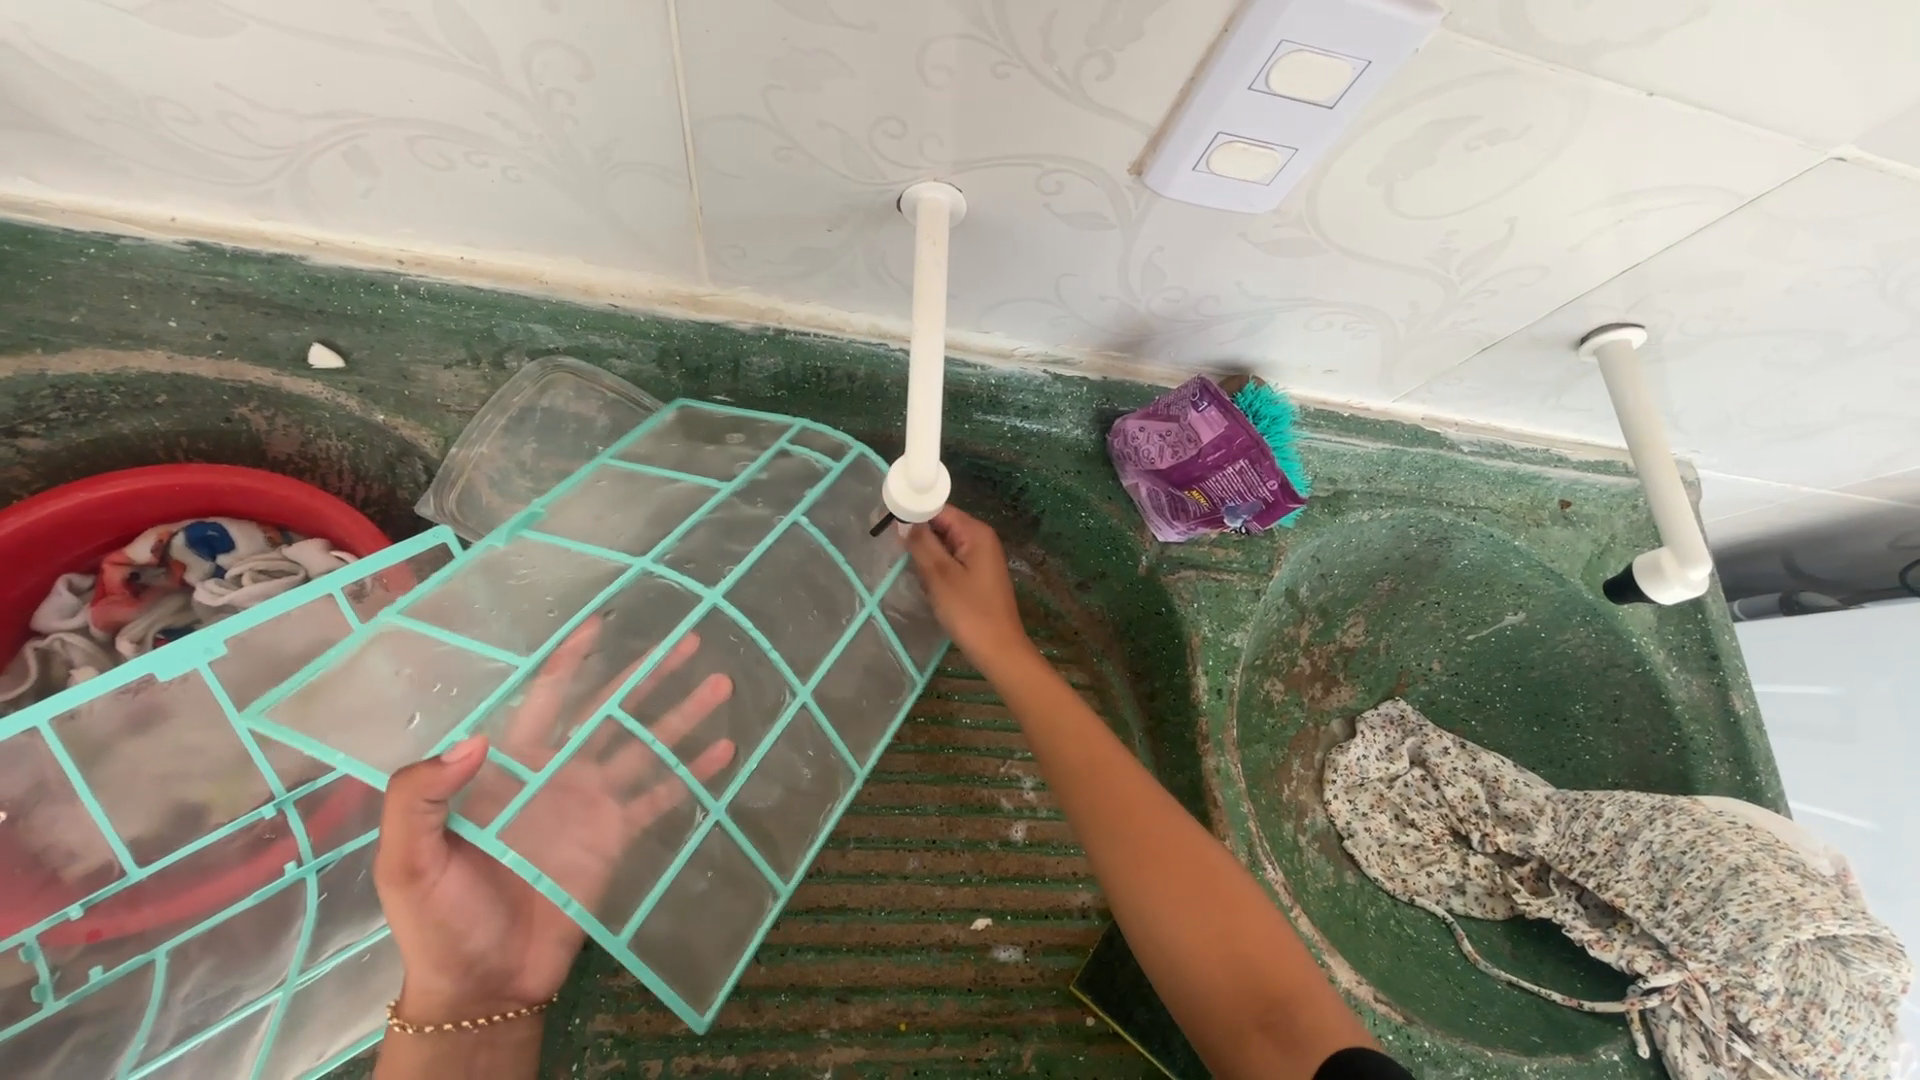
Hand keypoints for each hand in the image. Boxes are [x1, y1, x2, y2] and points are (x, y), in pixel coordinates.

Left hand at [374, 617, 735, 1024]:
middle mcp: (558, 774)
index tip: (601, 624)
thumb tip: (477, 737)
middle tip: (687, 641)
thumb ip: (423, 798)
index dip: (570, 661)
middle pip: (610, 711)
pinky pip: (661, 796)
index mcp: (509, 769)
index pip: (544, 699)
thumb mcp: (409, 861)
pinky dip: (692, 773)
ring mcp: (593, 804)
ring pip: (644, 745)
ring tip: (719, 684)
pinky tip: (725, 751)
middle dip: (647, 676)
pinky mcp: (618, 836)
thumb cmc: (441, 918)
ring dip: (681, 716)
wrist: (486, 982)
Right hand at [905, 507, 1034, 670]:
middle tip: (897, 553)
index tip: (888, 524)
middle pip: (941, 527)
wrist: (998, 650)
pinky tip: (929, 589)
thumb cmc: (969, 611)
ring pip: (943, 547)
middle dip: (919, 539)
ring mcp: (980, 560)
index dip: (914, 513)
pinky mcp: (977, 577)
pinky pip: (950, 564)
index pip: (939, 509)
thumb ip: (921, 543)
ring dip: (927, 559)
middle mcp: (981, 540)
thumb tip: (905, 521)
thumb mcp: (940, 575)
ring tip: (916, 576)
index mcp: (975, 533)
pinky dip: (937, 573)